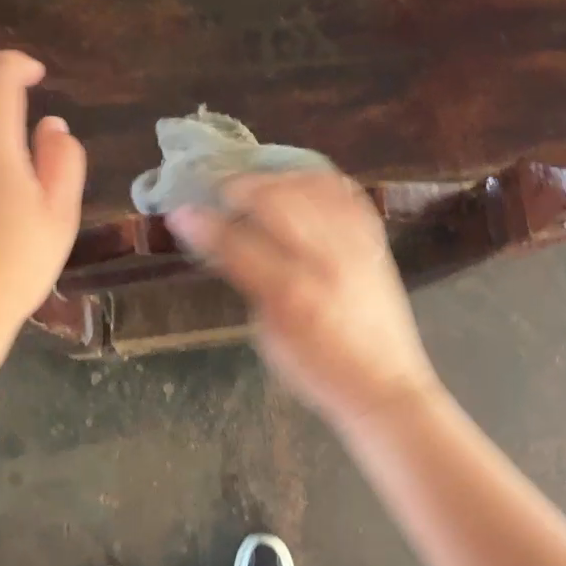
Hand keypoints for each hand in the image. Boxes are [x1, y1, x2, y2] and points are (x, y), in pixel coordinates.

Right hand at [168, 173, 443, 429]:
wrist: (385, 385)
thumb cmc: (318, 373)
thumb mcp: (270, 339)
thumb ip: (252, 288)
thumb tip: (233, 249)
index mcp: (293, 295)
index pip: (238, 246)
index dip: (204, 226)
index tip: (180, 214)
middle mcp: (328, 262)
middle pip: (278, 201)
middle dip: (242, 188)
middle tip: (220, 192)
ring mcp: (357, 248)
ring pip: (312, 188)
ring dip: (276, 179)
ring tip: (255, 186)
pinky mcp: (376, 243)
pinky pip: (346, 194)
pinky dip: (316, 182)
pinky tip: (297, 184)